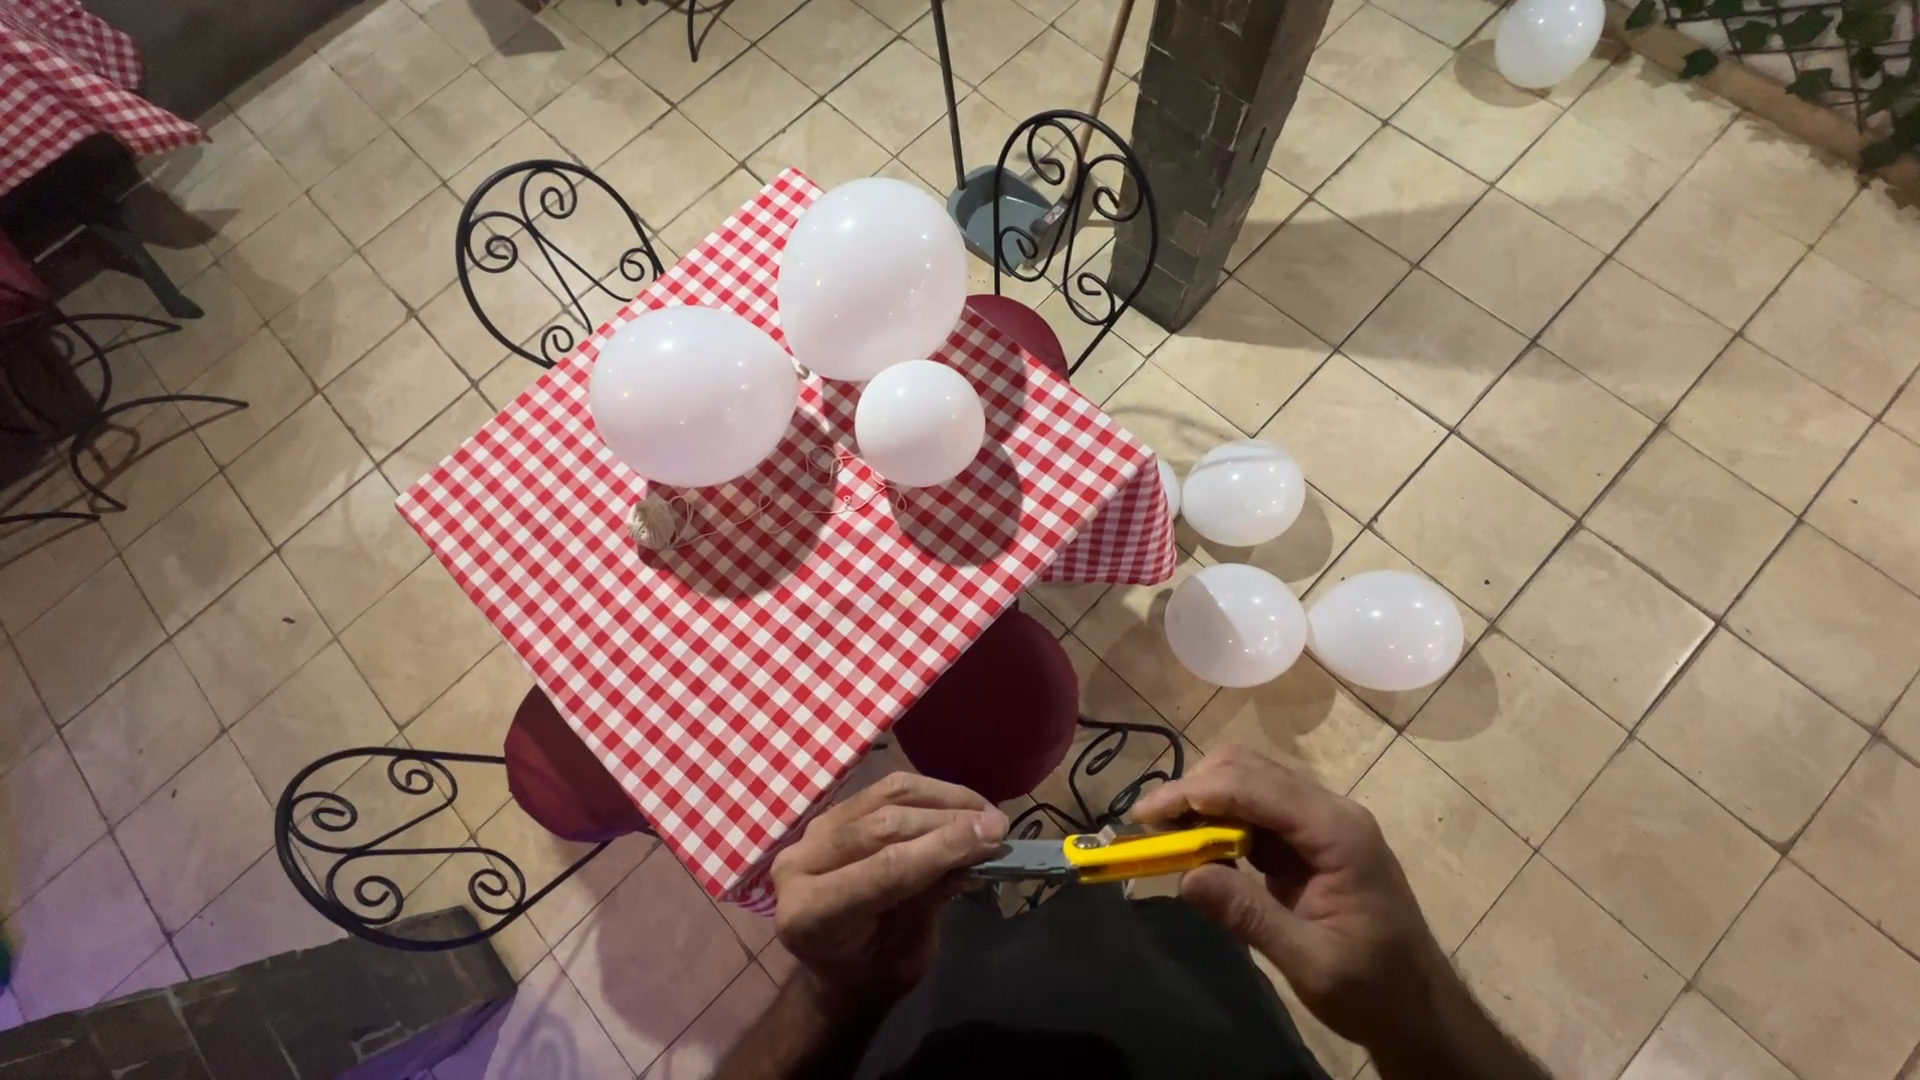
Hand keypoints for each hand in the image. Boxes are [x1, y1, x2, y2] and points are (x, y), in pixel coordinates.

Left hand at [770, 772, 1007, 1014]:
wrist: (834, 969)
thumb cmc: (871, 973)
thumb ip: (933, 898)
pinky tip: (960, 802)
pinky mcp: (832, 812)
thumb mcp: (908, 953)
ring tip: (985, 811)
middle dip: (948, 822)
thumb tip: (979, 848)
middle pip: (884, 825)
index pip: (885, 868)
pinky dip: (928, 792)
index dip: (942, 847)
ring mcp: (813, 831)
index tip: (993, 834)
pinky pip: (884, 789)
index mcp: (810, 914)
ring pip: (886, 796)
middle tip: (998, 825)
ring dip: (943, 799)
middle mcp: (800, 863)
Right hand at [1131, 745, 1450, 1052]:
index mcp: (1338, 833)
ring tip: (1165, 835)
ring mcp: (1318, 820)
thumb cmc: (1376, 992)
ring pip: (1246, 780)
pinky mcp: (1306, 836)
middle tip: (1151, 826)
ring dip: (1201, 800)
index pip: (1253, 788)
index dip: (1194, 794)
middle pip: (1247, 769)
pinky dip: (1217, 818)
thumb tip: (1185, 877)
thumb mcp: (1311, 965)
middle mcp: (1328, 811)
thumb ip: (1250, 916)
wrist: (1423, 1013)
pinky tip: (1196, 844)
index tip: (1146, 815)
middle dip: (1193, 790)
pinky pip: (1252, 807)